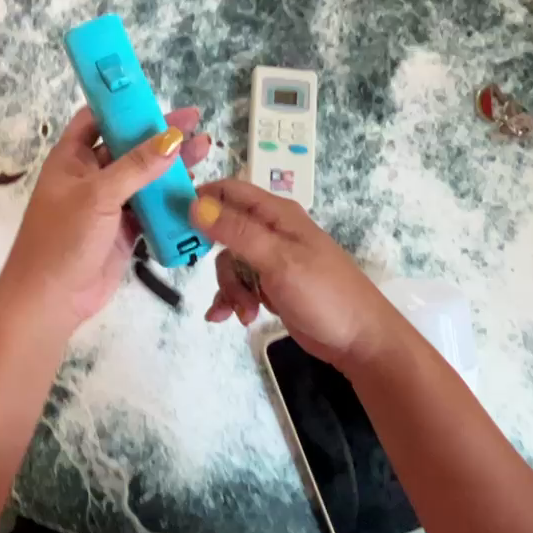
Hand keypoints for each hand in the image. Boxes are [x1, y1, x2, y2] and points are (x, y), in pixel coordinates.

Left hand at [0, 107, 212, 327]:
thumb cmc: (62, 238)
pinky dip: (171, 199)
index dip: (124, 105)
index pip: (97, 119)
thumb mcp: (98, 195)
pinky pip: (151, 207)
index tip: (156, 98)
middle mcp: (90, 175)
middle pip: (129, 147)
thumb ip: (137, 166)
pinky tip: (197, 190)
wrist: (51, 300)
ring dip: (171, 167)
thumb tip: (172, 138)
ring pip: (144, 177)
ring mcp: (108, 203)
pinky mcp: (124, 229)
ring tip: (204, 150)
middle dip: (160, 136)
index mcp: (71, 158)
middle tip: (196, 123)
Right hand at [195, 180, 403, 368]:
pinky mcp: (271, 285)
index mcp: (276, 214)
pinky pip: (240, 285)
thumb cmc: (325, 294)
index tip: (172, 219)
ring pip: (229, 262)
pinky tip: (230, 318)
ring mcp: (272, 259)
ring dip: (228, 287)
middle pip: (223, 230)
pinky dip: (232, 300)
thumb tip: (194, 204)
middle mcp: (272, 231)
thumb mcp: (278, 260)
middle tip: (208, 276)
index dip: (200, 198)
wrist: (361, 342)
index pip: (229, 190)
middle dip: (215, 257)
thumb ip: (236, 231)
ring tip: (243, 311)